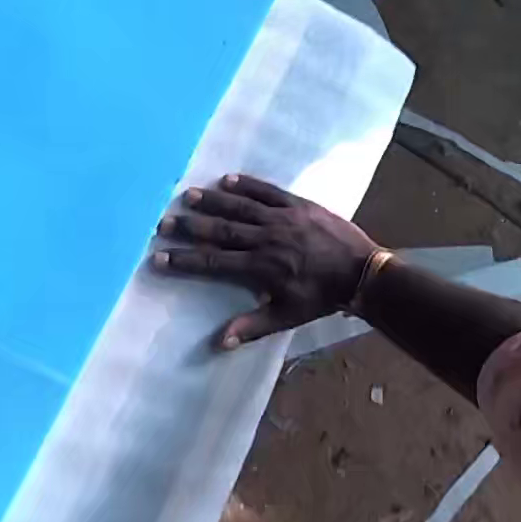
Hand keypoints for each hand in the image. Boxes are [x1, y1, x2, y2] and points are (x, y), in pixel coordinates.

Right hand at [152, 174, 378, 349]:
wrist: (360, 271)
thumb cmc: (322, 296)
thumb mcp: (288, 315)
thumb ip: (252, 327)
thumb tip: (218, 342)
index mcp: (260, 267)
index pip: (214, 262)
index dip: (185, 260)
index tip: (160, 256)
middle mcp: (266, 239)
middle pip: (220, 231)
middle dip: (190, 227)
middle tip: (164, 222)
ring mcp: (282, 218)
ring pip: (240, 207)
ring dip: (213, 201)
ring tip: (188, 195)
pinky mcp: (297, 203)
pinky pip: (267, 190)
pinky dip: (247, 184)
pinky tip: (227, 179)